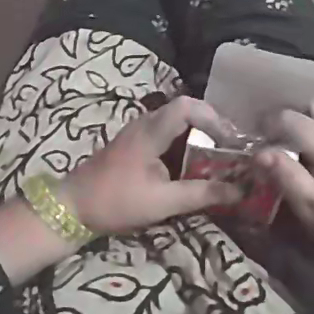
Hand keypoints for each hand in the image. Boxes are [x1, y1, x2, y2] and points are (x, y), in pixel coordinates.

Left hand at [63, 96, 242, 235]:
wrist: (73, 207)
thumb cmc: (116, 201)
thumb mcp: (163, 201)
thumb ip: (202, 194)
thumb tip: (240, 191)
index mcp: (151, 130)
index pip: (188, 106)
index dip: (214, 118)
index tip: (230, 142)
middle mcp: (144, 123)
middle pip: (185, 110)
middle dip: (211, 126)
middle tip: (231, 149)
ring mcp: (137, 132)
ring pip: (175, 122)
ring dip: (198, 135)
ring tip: (218, 156)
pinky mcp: (134, 144)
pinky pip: (166, 133)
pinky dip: (184, 143)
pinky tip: (194, 164)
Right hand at [258, 97, 313, 255]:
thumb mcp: (309, 207)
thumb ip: (285, 177)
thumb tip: (259, 153)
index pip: (291, 119)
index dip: (269, 123)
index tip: (256, 137)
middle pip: (307, 102)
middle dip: (284, 111)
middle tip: (268, 131)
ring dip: (299, 111)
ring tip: (284, 131)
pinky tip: (304, 133)